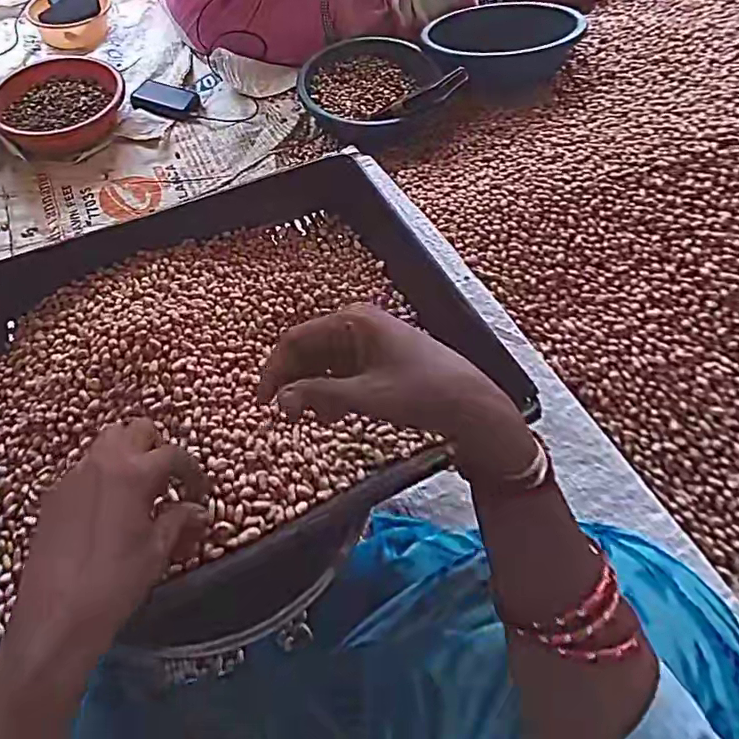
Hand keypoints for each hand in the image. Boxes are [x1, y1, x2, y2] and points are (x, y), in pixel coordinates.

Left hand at [2, 420, 207, 662]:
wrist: (54, 618)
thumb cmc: (114, 585)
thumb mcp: (155, 553)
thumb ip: (178, 521)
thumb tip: (197, 510)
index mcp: (134, 472)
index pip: (173, 453)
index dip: (191, 470)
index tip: (198, 490)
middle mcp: (103, 461)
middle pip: (137, 430)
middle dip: (157, 448)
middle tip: (166, 480)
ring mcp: (74, 474)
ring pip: (107, 441)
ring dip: (127, 454)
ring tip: (137, 488)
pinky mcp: (54, 493)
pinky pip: (85, 468)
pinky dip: (102, 474)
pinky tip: (106, 509)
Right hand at [257, 305, 535, 481]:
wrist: (475, 405)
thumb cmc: (423, 393)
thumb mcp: (367, 397)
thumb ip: (320, 396)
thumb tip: (279, 402)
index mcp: (352, 320)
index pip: (296, 339)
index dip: (275, 369)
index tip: (262, 400)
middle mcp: (357, 323)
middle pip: (308, 349)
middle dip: (292, 380)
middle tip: (280, 413)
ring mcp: (368, 340)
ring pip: (323, 362)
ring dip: (310, 388)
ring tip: (305, 418)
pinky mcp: (378, 358)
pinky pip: (341, 371)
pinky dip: (330, 391)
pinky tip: (331, 414)